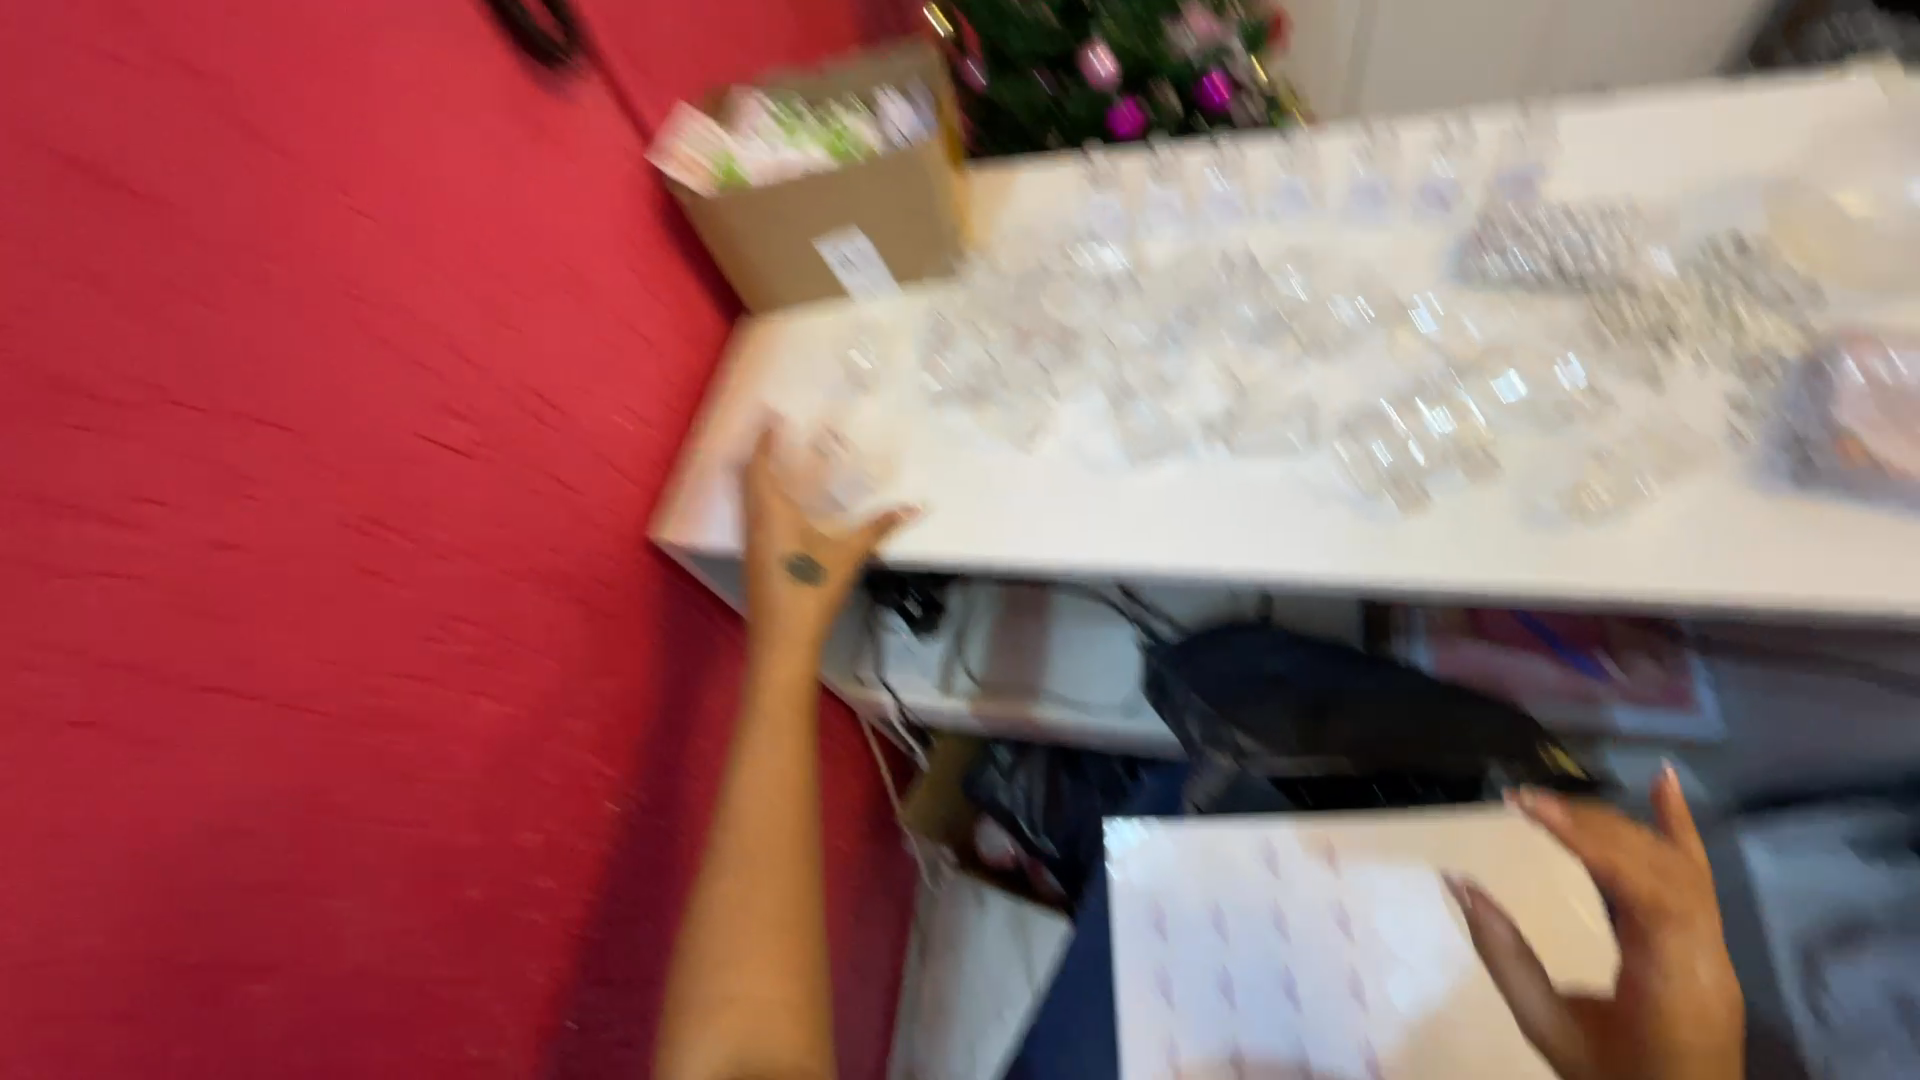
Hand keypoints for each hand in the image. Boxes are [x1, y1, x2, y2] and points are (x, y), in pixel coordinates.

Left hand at [740, 418, 918, 659]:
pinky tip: (784, 501)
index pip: (760, 463)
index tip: (774, 414)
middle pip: (746, 475)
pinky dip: (762, 495)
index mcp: (771, 511)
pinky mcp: (754, 557)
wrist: (783, 640)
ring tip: (781, 458)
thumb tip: (915, 507)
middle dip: (758, 450)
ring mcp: (751, 540)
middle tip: (777, 432)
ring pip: (747, 495)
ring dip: (758, 473)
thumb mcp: (849, 556)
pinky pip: (752, 512)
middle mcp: (754, 520)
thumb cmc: (812, 591)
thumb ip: (879, 527)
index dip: (765, 437)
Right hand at [1448, 768, 1743, 1079]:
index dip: (1587, 838)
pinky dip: (1678, 826)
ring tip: (1553, 804)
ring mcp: (1711, 947)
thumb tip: (1458, 883)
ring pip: (1673, 863)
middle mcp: (1705, 952)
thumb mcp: (1548, 1028)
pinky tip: (1661, 781)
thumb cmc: (1613, 1078)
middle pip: (1658, 864)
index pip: (1643, 887)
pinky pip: (1694, 875)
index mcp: (1673, 976)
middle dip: (1589, 822)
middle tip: (1524, 801)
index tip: (1526, 806)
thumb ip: (1505, 956)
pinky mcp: (1703, 944)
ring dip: (1612, 824)